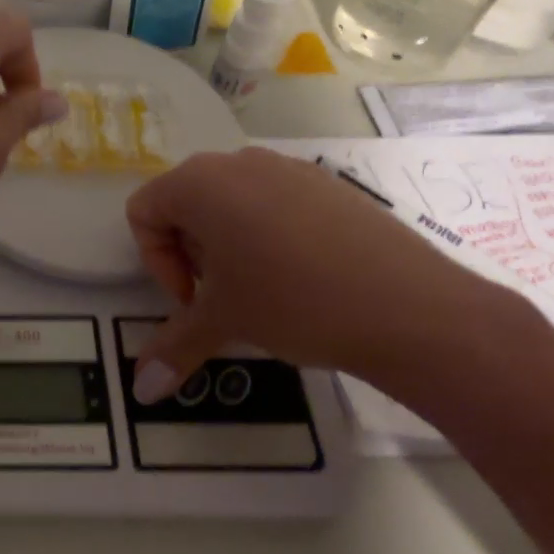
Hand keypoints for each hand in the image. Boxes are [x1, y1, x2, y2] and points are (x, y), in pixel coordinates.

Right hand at [124, 147, 512, 402]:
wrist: (412, 307)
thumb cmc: (293, 301)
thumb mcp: (224, 322)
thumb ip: (174, 346)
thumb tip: (141, 391)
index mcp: (199, 182)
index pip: (144, 211)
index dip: (157, 262)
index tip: (193, 300)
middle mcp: (238, 162)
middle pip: (186, 203)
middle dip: (193, 253)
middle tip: (225, 295)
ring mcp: (288, 167)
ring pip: (233, 202)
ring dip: (230, 245)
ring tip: (264, 289)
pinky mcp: (329, 183)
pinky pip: (277, 202)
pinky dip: (272, 235)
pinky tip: (305, 277)